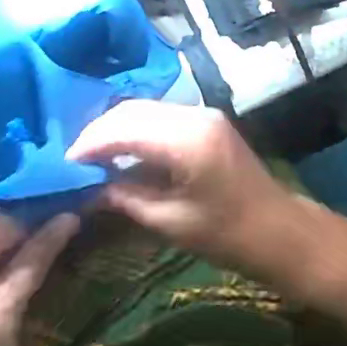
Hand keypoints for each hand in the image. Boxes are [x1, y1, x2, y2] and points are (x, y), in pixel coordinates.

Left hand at [0, 208, 78, 345]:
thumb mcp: (4, 312)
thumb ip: (37, 259)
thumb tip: (72, 216)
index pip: (18, 208)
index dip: (53, 205)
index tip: (86, 203)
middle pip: (9, 211)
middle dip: (43, 215)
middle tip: (80, 219)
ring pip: (2, 223)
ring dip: (30, 229)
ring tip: (66, 231)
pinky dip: (13, 242)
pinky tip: (36, 251)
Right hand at [66, 101, 307, 279]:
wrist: (281, 231)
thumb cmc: (228, 236)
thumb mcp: (171, 222)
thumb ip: (126, 198)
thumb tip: (88, 188)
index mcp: (187, 139)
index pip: (125, 128)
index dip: (91, 143)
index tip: (65, 163)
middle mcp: (194, 114)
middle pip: (132, 110)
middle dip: (100, 131)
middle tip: (74, 159)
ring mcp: (202, 113)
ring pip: (145, 109)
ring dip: (116, 128)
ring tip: (92, 157)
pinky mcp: (206, 120)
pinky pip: (160, 116)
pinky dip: (136, 130)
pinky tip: (121, 152)